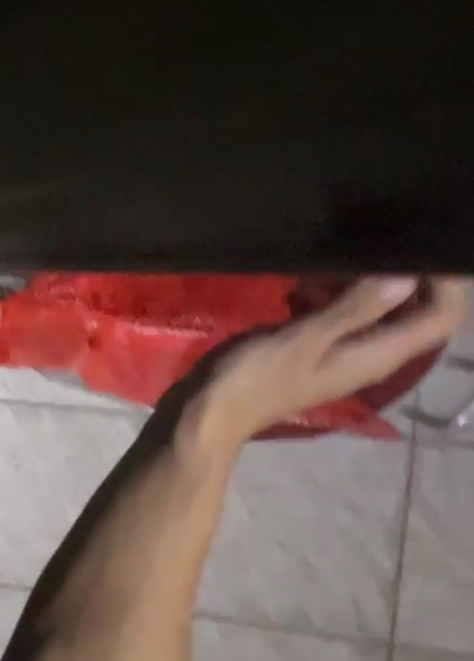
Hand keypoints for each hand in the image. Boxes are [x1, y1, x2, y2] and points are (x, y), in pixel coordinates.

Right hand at [187, 277, 467, 451]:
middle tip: (385, 248)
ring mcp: (344, 359)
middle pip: (418, 318)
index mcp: (379, 355)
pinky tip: (314, 287)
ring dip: (375, 290)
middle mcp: (372, 358)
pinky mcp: (318, 356)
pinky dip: (344, 303)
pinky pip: (349, 325)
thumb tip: (406, 278)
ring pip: (383, 320)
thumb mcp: (299, 341)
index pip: (442, 318)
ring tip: (348, 260)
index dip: (447, 285)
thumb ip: (352, 311)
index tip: (421, 252)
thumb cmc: (254, 377)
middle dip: (414, 283)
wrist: (212, 412)